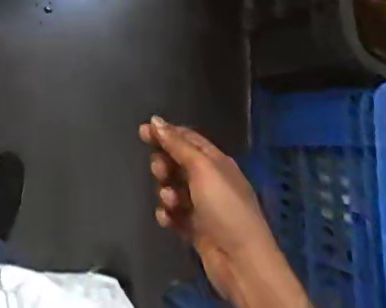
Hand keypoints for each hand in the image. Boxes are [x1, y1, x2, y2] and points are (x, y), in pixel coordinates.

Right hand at [141, 117, 308, 307]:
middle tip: (159, 171)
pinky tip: (167, 218)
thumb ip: (177, 144)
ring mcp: (204, 207)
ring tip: (169, 201)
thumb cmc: (225, 208)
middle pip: (178, 163)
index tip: (142, 131)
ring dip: (166, 191)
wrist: (242, 263)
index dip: (165, 133)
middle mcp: (210, 181)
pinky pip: (175, 215)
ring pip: (174, 189)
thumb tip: (155, 121)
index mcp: (216, 162)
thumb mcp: (202, 169)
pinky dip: (168, 214)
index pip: (187, 138)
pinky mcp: (196, 230)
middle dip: (164, 164)